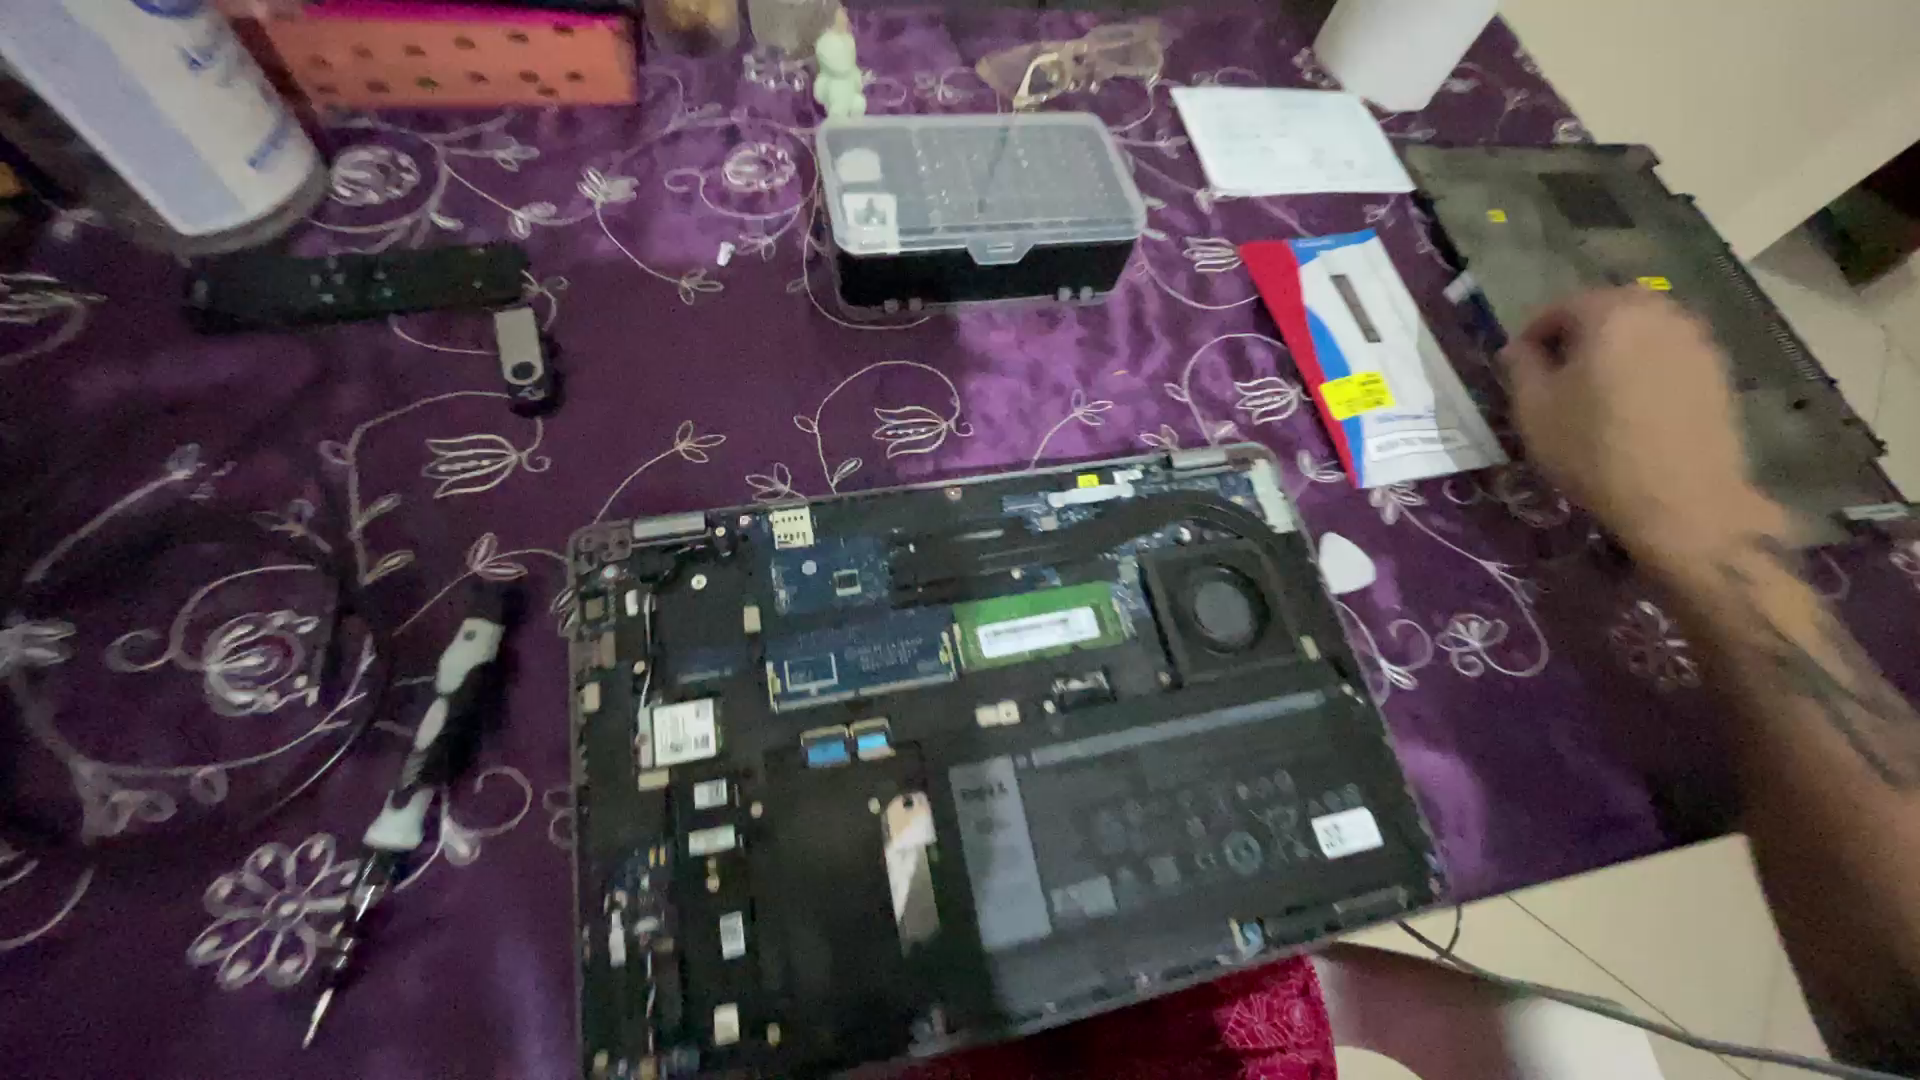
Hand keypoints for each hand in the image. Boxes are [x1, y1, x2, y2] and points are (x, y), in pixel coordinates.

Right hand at [1499, 287, 1792, 570]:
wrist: (1676, 496)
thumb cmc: (1590, 448)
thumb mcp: (1532, 409)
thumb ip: (1521, 367)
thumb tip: (1518, 348)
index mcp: (1611, 316)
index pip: (1563, 305)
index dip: (1533, 331)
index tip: (1518, 364)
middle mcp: (1661, 315)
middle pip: (1610, 308)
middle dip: (1578, 332)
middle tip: (1555, 371)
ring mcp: (1697, 341)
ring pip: (1643, 329)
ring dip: (1613, 347)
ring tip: (1592, 388)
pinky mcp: (1717, 371)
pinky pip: (1668, 352)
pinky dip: (1643, 364)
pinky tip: (1628, 403)